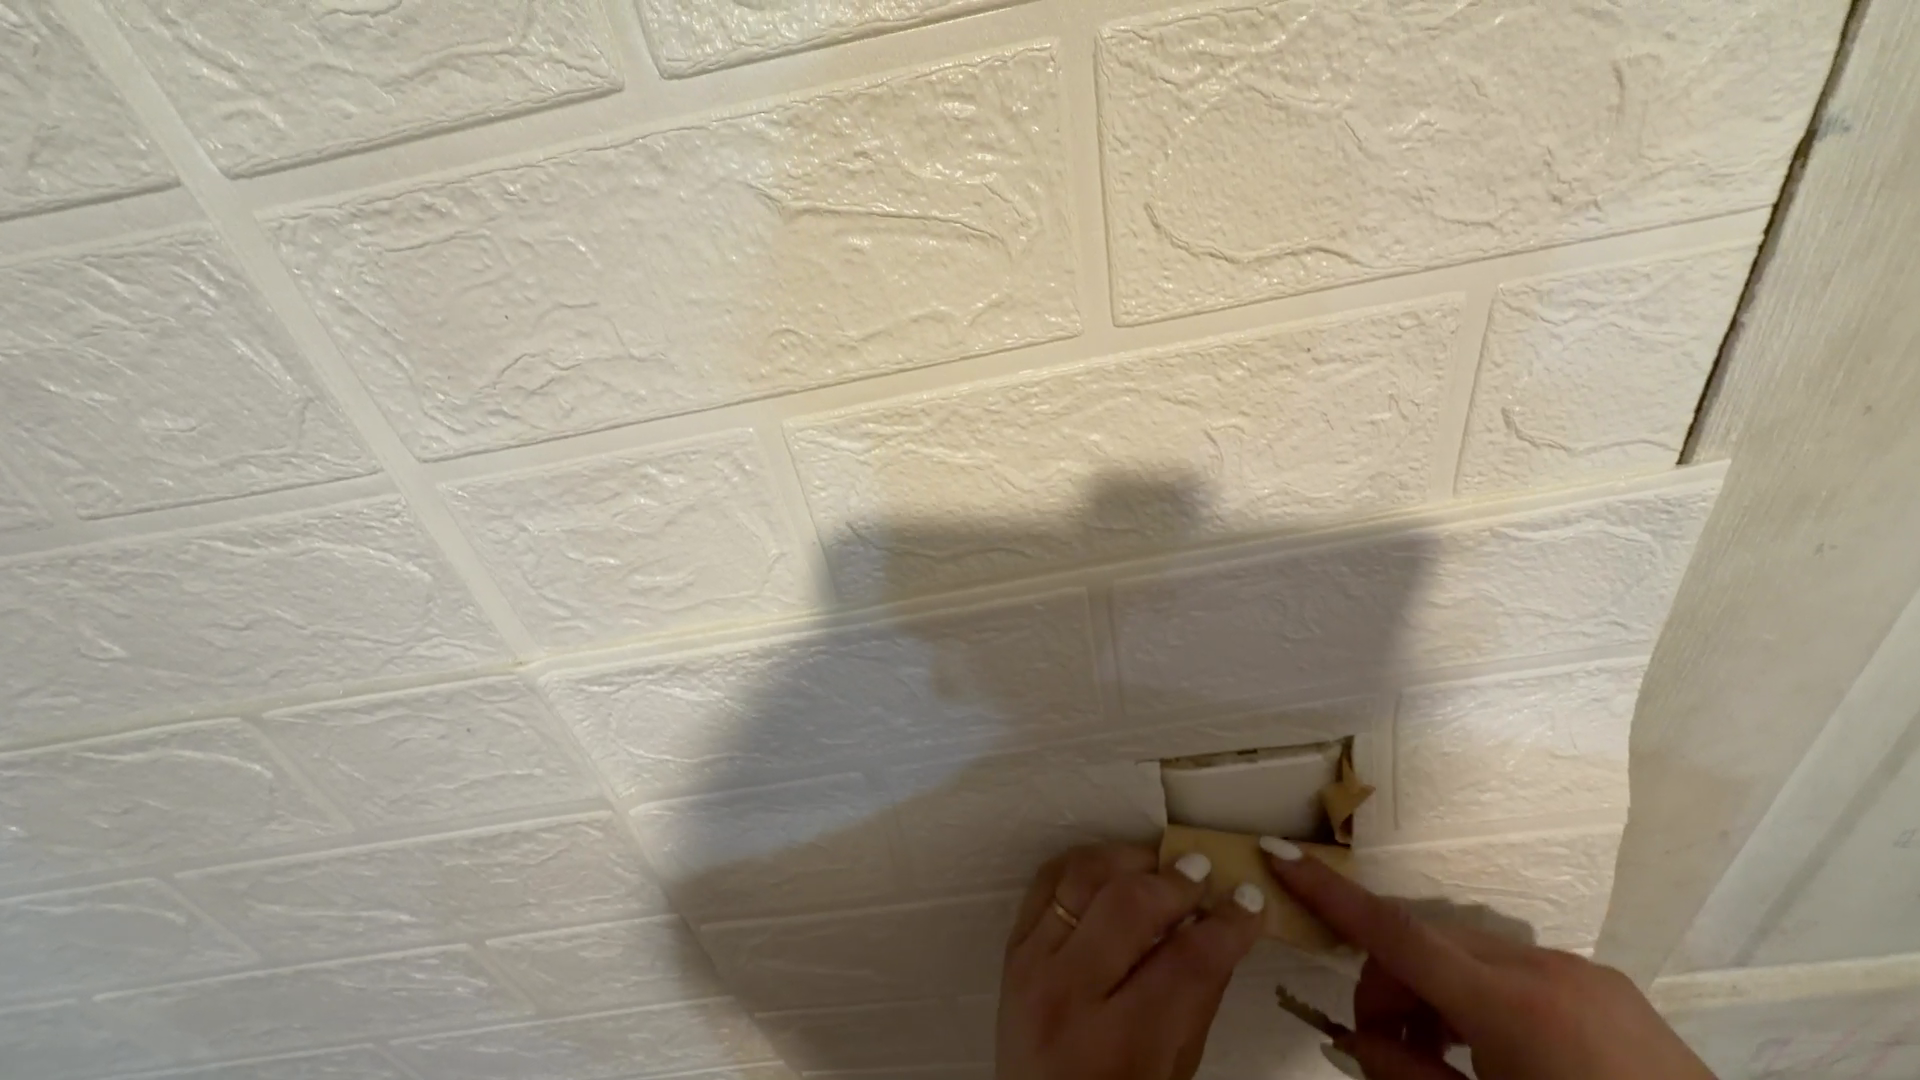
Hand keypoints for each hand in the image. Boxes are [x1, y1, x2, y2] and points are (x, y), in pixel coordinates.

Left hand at [996, 842, 1265, 1079]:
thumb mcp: (1175, 1069)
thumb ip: (1197, 996)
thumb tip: (1220, 923)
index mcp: (1119, 1043)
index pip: (1187, 962)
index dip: (1229, 924)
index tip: (1252, 900)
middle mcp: (1067, 993)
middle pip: (1128, 905)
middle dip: (1176, 881)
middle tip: (1204, 874)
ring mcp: (1030, 963)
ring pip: (1082, 876)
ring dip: (1129, 859)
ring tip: (1160, 865)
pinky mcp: (1011, 945)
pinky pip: (1046, 880)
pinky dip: (1084, 862)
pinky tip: (1114, 867)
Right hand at [1259, 838, 1716, 1079]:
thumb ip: (1409, 1072)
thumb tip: (1360, 1036)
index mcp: (1512, 1007)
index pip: (1394, 931)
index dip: (1328, 893)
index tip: (1277, 854)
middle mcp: (1545, 969)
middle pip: (1424, 943)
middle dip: (1387, 984)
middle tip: (1383, 1047)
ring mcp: (1585, 973)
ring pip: (1468, 955)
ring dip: (1435, 993)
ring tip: (1442, 1060)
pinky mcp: (1611, 988)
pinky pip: (1516, 971)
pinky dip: (1483, 997)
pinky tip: (1497, 1054)